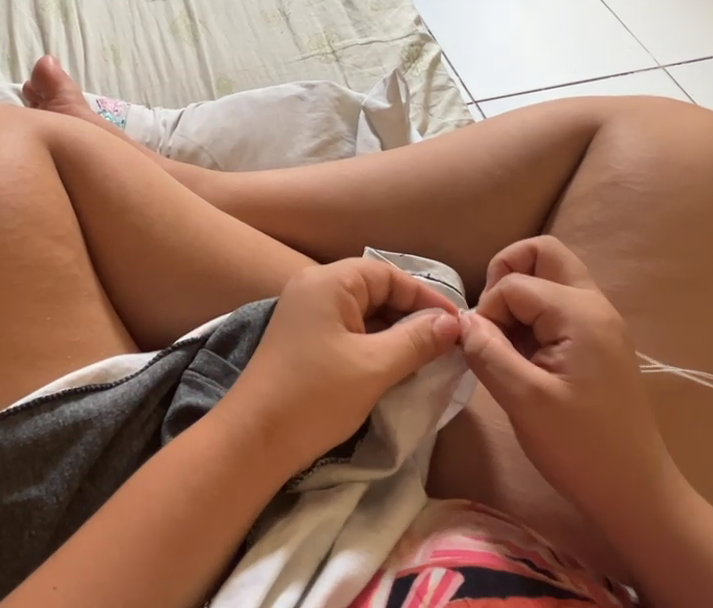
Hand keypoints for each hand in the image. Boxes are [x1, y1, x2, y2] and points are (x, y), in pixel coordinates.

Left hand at [218, 259, 462, 473]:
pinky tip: (395, 366)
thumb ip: (417, 340)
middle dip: (411, 314)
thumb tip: (452, 323)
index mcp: (328, 282)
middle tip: (446, 343)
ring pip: (363, 312)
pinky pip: (348, 329)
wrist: (254, 439)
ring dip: (395, 331)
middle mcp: (314, 287)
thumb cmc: (316, 395)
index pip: (389, 274)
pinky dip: (374, 343)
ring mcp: (305, 314)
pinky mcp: (303, 339)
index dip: (425, 296)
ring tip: (427, 357)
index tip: (457, 325)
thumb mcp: (375, 367)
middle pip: (375, 289)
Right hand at [459, 236, 678, 524]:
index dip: (487, 312)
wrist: (636, 495)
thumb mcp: (523, 400)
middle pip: (542, 254)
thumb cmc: (581, 447)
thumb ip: (486, 351)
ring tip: (505, 346)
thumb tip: (460, 320)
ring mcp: (599, 323)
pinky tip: (523, 359)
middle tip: (491, 321)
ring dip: (519, 298)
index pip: (513, 284)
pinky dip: (532, 318)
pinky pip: (557, 306)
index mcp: (579, 313)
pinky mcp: (597, 342)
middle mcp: (594, 305)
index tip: (482, 351)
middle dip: (506, 275)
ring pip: (550, 278)